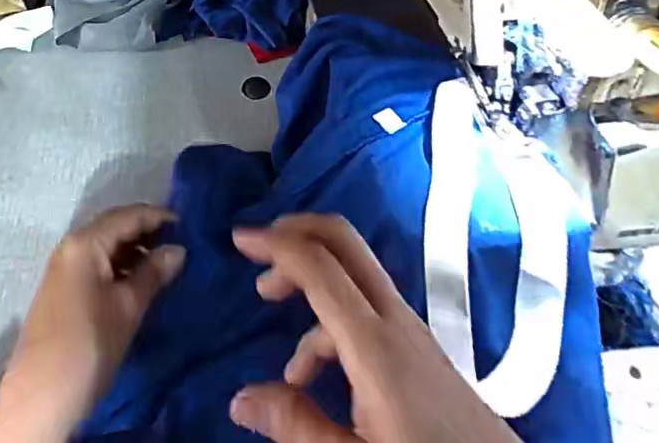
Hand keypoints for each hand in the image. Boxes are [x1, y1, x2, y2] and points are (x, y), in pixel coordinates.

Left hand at [0, 204, 186, 442]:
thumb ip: (154, 272)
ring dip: (135, 251)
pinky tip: (139, 282)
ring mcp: (64, 268)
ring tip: (165, 265)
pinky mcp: (63, 290)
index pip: (129, 215)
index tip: (190, 227)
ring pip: (106, 246)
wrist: (38, 402)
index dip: (160, 217)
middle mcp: (71, 246)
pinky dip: (120, 266)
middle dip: (148, 232)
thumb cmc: (88, 345)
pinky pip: (97, 263)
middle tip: (180, 244)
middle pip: (116, 226)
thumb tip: (178, 249)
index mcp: (85, 242)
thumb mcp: (128, 307)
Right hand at [229, 215, 520, 442]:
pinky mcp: (418, 344)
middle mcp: (394, 317)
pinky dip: (332, 322)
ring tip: (286, 362)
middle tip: (257, 252)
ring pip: (353, 276)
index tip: (240, 239)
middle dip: (297, 235)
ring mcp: (410, 327)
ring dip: (312, 292)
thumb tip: (240, 397)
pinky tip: (320, 377)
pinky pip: (366, 308)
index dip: (276, 244)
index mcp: (374, 342)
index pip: (320, 266)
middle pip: (343, 242)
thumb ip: (297, 426)